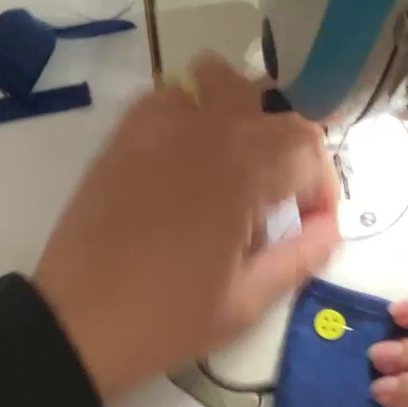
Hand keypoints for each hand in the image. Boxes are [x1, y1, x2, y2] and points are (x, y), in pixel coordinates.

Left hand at [33, 55, 341, 398]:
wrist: (78, 323)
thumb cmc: (167, 319)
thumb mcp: (246, 303)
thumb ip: (299, 258)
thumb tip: (329, 230)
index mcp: (241, 174)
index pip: (308, 148)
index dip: (323, 187)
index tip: (312, 226)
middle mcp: (205, 132)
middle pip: (274, 110)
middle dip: (294, 154)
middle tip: (282, 205)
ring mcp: (159, 126)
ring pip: (223, 83)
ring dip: (246, 116)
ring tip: (241, 169)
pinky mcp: (126, 134)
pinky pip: (174, 96)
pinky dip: (196, 115)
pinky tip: (192, 164)